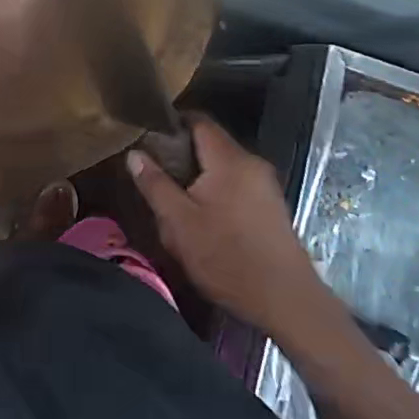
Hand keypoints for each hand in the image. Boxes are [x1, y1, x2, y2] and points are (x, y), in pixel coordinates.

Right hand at [127, 118, 334, 336]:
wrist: (283, 298)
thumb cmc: (226, 257)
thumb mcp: (179, 223)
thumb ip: (155, 185)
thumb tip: (135, 154)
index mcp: (229, 159)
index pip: (199, 121)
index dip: (172, 124)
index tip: (148, 138)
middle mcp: (252, 162)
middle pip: (211, 144)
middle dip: (182, 156)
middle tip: (155, 176)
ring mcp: (265, 184)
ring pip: (223, 168)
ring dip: (199, 178)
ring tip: (174, 201)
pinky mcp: (271, 205)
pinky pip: (237, 185)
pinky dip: (217, 192)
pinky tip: (203, 218)